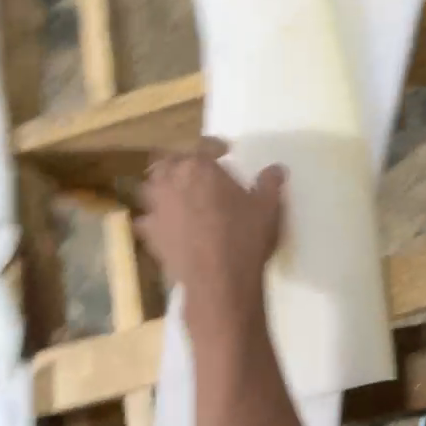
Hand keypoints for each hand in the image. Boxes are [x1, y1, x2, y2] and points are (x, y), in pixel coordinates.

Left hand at [136, 138, 285, 327]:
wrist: (219, 279)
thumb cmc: (246, 236)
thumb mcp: (269, 207)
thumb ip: (270, 184)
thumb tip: (276, 169)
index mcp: (199, 168)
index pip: (203, 146)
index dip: (215, 146)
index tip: (226, 151)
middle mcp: (171, 182)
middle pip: (168, 161)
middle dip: (182, 162)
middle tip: (198, 170)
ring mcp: (156, 208)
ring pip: (152, 186)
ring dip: (165, 185)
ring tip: (181, 194)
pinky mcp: (150, 234)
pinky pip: (149, 218)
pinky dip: (158, 217)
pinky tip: (170, 224)